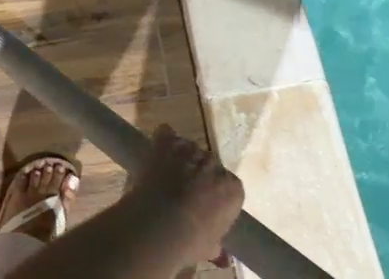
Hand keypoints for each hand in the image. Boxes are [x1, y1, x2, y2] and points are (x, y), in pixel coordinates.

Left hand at [130, 124, 245, 266]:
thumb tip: (220, 255)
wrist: (159, 223)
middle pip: (208, 165)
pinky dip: (162, 140)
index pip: (228, 186)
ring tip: (166, 176)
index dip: (215, 195)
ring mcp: (190, 148)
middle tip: (184, 192)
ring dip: (180, 158)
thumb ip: (216, 244)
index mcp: (232, 189)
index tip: (204, 206)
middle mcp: (214, 163)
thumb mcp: (208, 248)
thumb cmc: (189, 240)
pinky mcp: (167, 141)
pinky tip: (157, 151)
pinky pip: (166, 134)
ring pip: (187, 148)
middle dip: (198, 175)